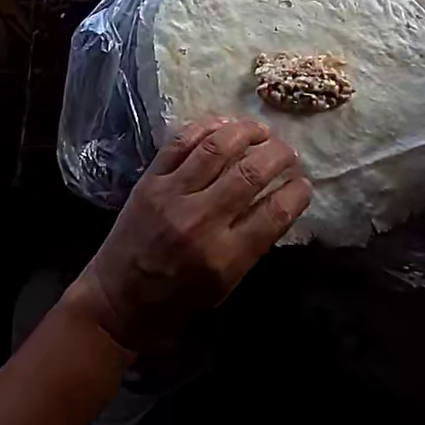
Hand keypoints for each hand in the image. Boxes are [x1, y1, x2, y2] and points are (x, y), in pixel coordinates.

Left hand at [64, 118, 312, 352]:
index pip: (274, 213)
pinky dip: (204, 128)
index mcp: (225, 256)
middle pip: (249, 174)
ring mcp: (171, 195)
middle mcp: (200, 220)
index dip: (297, 193)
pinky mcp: (149, 180)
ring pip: (215, 149)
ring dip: (244, 132)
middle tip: (288, 151)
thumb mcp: (225, 285)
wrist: (119, 298)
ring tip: (261, 129)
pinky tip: (223, 123)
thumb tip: (277, 204)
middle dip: (277, 156)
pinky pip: (180, 144)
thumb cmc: (177, 301)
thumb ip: (250, 245)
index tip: (305, 182)